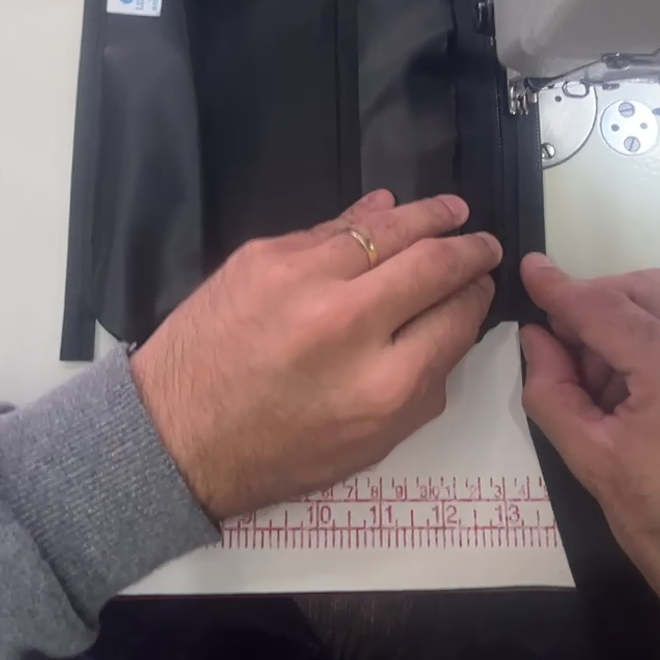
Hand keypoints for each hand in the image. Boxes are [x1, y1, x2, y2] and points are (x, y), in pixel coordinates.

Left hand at [132, 191, 501, 519]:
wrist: (177, 431)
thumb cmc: (278, 451)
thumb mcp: (371, 443)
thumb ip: (426, 383)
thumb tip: (456, 319)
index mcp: (383, 384)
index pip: (456, 317)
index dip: (477, 295)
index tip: (481, 284)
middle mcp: (348, 322)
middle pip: (431, 264)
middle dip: (468, 249)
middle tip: (483, 242)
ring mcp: (303, 278)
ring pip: (385, 229)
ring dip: (427, 215)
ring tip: (451, 210)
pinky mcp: (264, 254)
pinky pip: (331, 226)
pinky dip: (366, 217)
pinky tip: (387, 209)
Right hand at [518, 254, 659, 659]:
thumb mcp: (593, 466)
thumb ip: (552, 389)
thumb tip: (537, 335)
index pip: (609, 310)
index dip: (562, 288)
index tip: (532, 269)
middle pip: (652, 288)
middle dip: (603, 300)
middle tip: (573, 341)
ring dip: (641, 321)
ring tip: (623, 380)